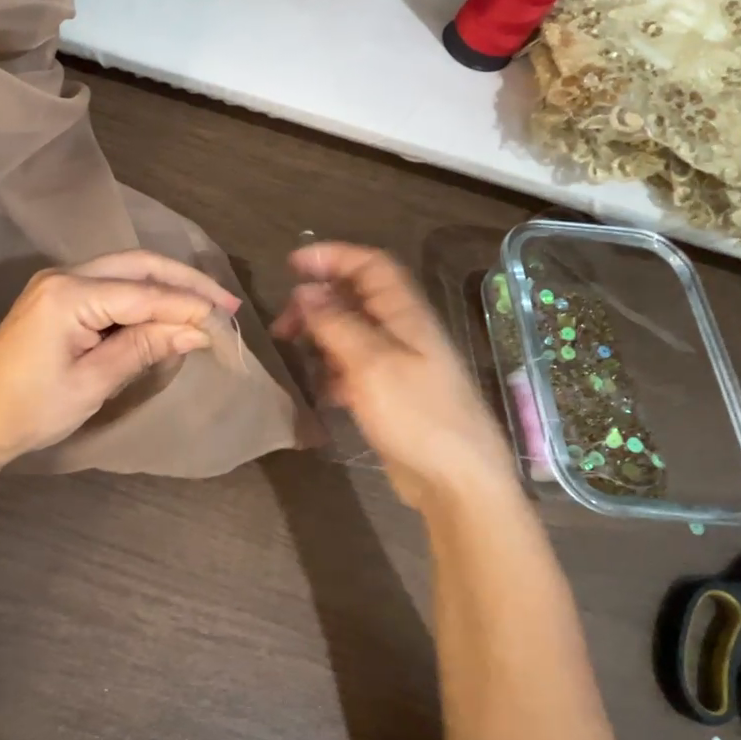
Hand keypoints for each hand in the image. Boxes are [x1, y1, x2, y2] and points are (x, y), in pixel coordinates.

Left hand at [0, 250, 240, 464]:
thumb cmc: (32, 410)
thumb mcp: (94, 382)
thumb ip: (145, 347)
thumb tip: (198, 330)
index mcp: (68, 294)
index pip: (143, 293)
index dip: (188, 305)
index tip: (227, 319)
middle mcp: (61, 275)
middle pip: (136, 266)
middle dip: (183, 282)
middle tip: (227, 303)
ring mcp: (54, 283)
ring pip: (123, 271)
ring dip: (164, 286)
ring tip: (206, 306)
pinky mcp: (53, 297)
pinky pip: (106, 286)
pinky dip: (139, 297)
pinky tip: (164, 313)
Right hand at [271, 241, 514, 509]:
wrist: (457, 483)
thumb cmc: (418, 417)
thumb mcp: (371, 365)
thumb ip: (336, 324)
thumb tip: (305, 291)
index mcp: (406, 315)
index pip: (371, 266)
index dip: (333, 256)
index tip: (292, 264)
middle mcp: (402, 332)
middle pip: (355, 298)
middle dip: (316, 302)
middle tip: (283, 323)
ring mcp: (397, 364)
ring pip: (349, 333)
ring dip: (318, 336)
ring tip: (291, 352)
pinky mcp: (389, 394)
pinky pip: (351, 367)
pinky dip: (329, 370)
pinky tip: (314, 389)